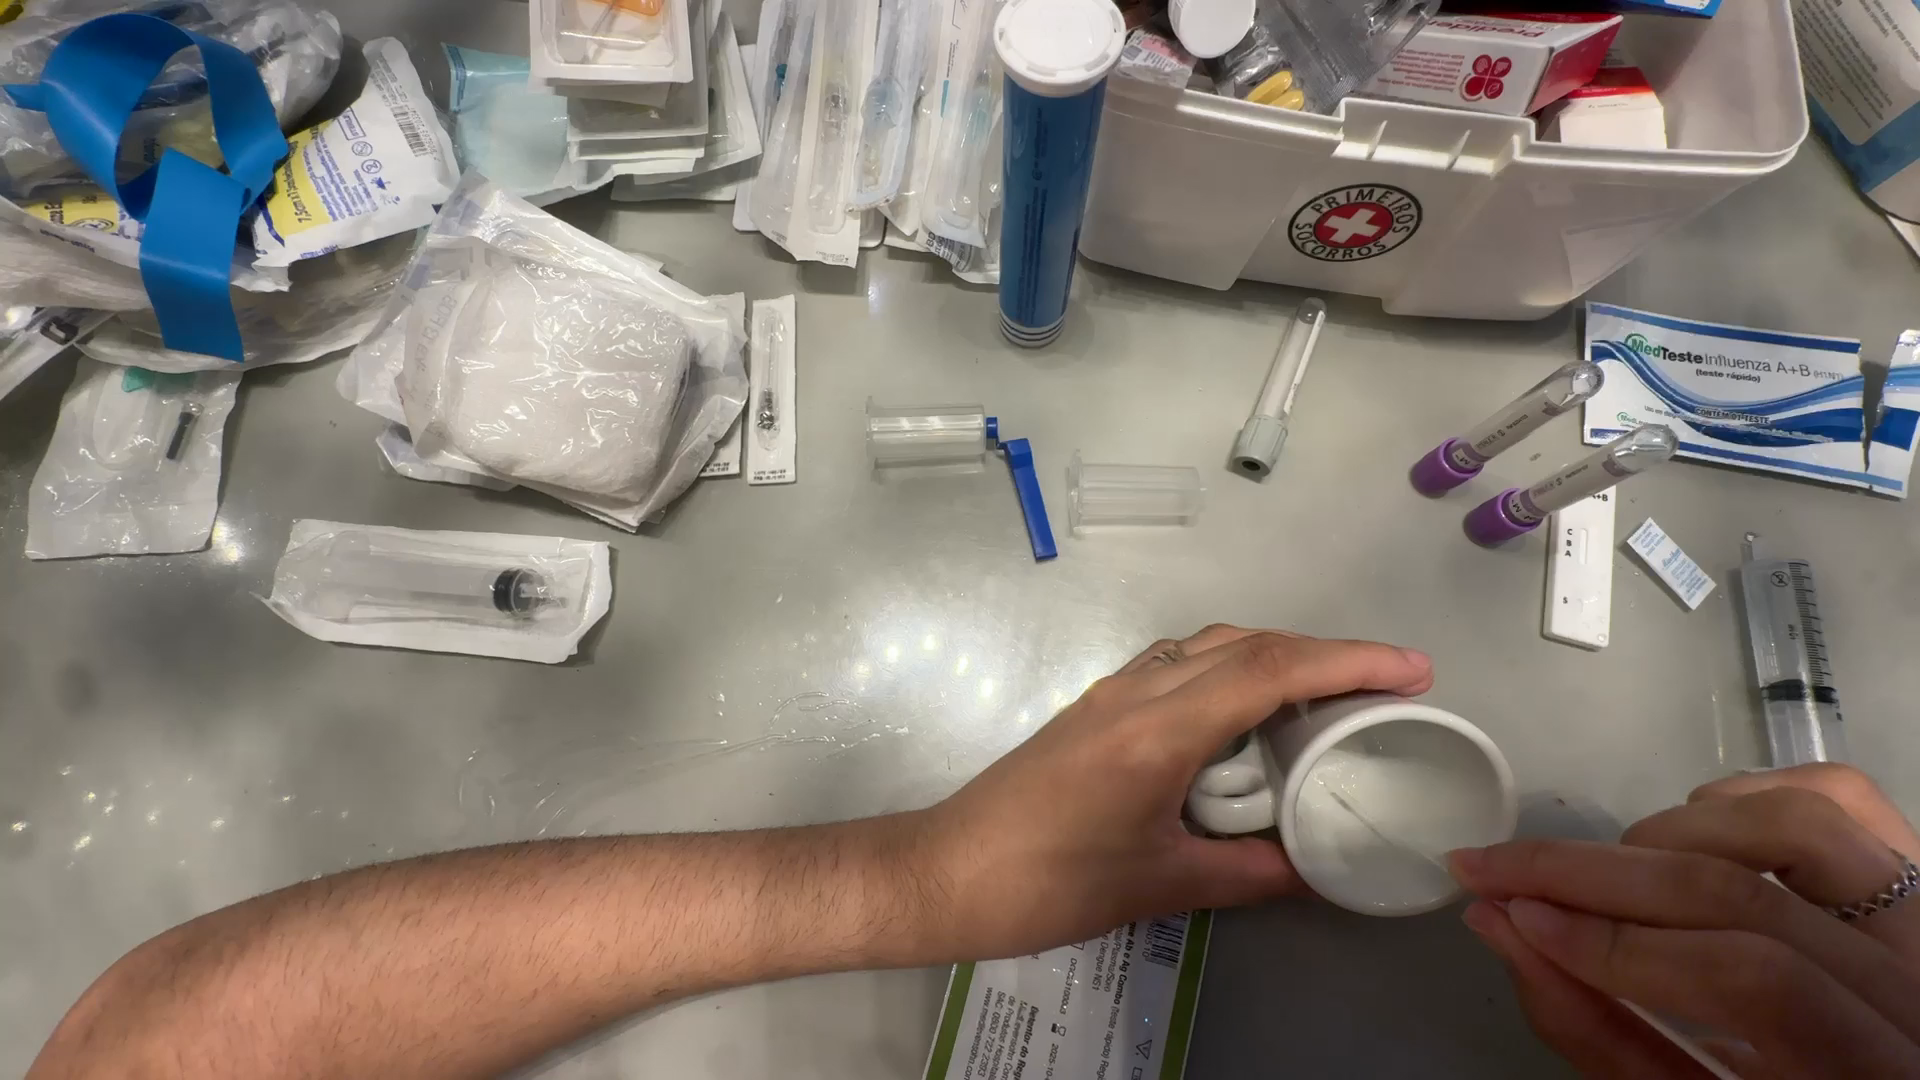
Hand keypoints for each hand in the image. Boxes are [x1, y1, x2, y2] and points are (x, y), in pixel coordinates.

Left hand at [911, 625, 1432, 962]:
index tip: (1411, 669)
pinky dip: (1224, 672)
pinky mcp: (1093, 709)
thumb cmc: (1052, 881)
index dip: (1346, 660)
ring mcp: (1108, 694)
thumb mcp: (1163, 884)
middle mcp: (1133, 692)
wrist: (953, 869)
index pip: (1267, 670)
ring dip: (1268, 656)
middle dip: (1318, 652)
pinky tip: (1243, 713)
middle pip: (1240, 644)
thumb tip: (1318, 866)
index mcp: (1157, 728)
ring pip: (1203, 648)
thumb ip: (1251, 872)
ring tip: (1324, 694)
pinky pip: (1173, 668)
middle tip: (1382, 683)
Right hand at [1451, 764, 1919, 1078]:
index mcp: (1884, 1075)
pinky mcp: (1914, 874)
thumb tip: (1493, 919)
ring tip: (1610, 871)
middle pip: (1738, 891)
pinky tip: (1689, 832)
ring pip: (1793, 824)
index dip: (1613, 941)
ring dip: (1662, 833)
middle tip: (1492, 867)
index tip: (1509, 914)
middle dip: (1585, 872)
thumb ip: (1593, 1025)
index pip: (1751, 978)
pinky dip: (1739, 796)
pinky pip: (1839, 797)